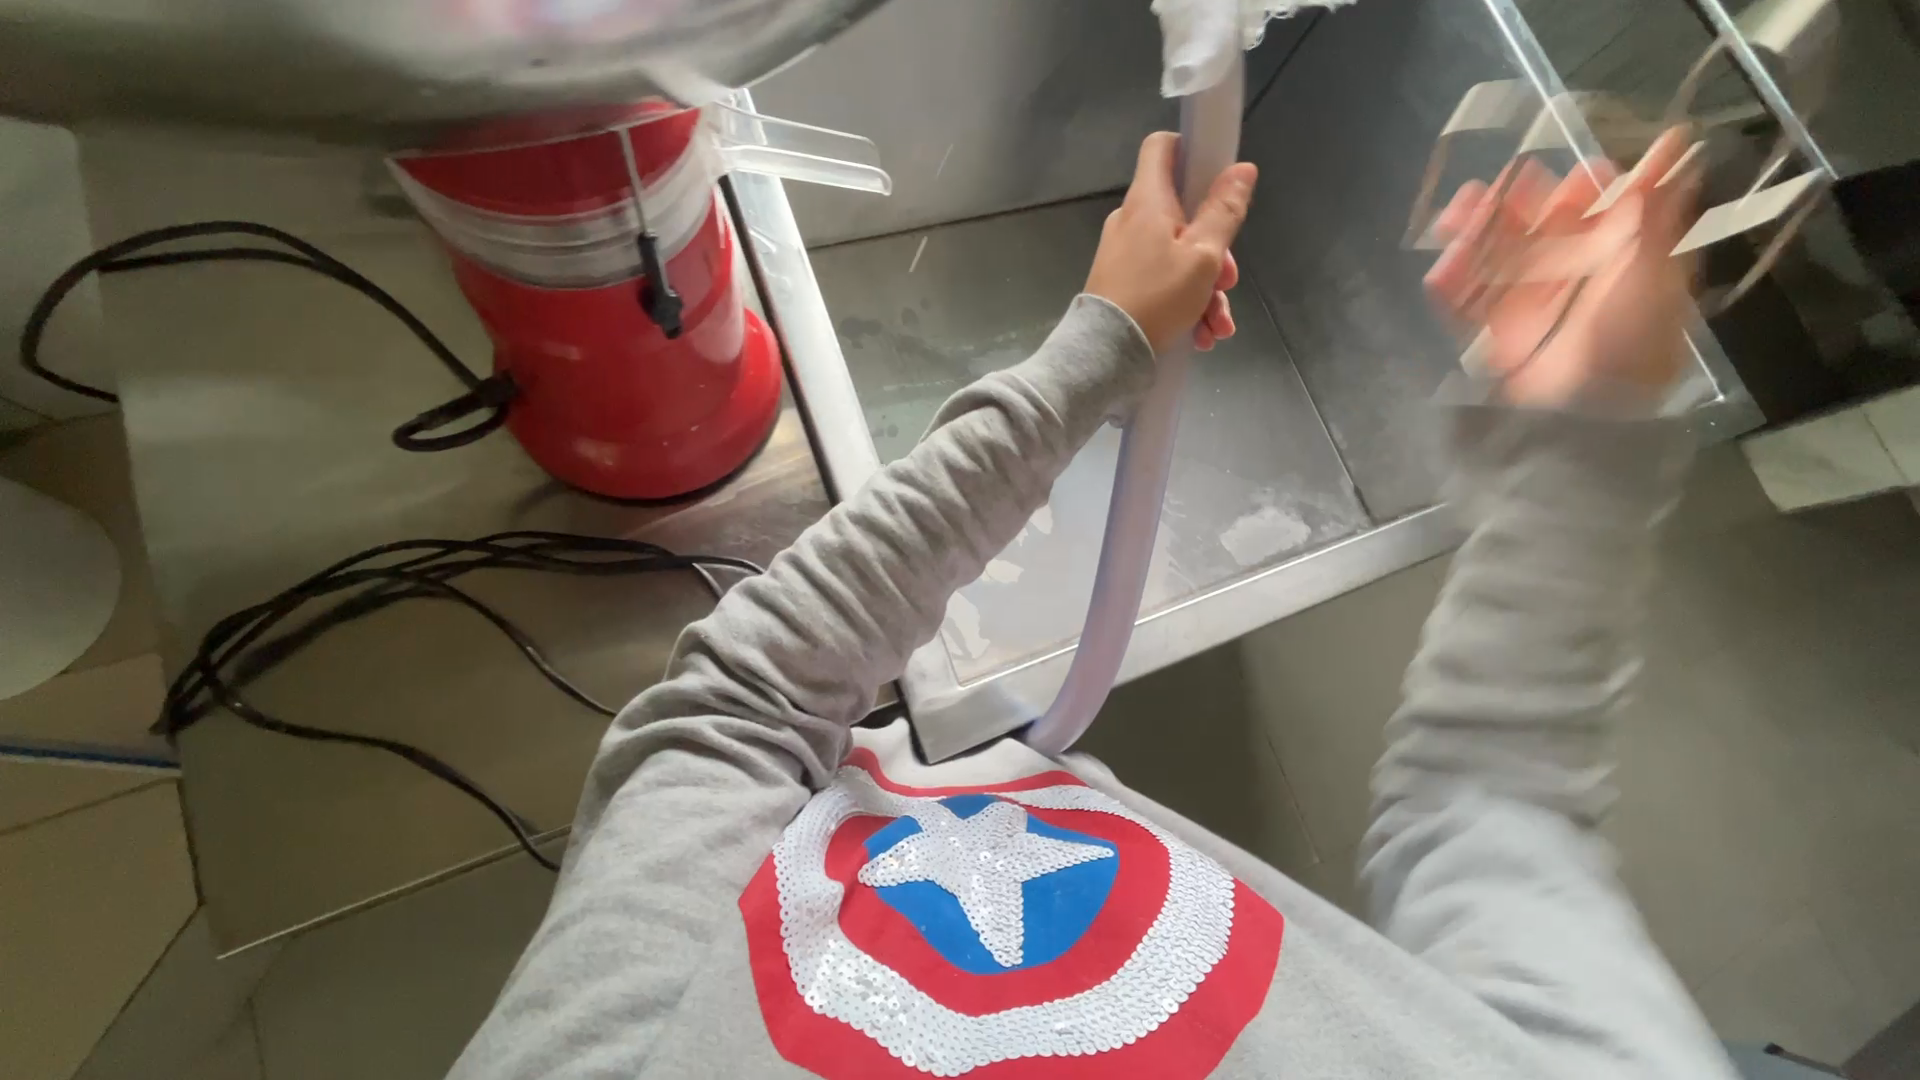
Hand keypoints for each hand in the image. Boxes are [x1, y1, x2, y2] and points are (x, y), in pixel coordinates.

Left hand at [1085, 132, 1258, 352]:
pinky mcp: (1120, 285)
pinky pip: (1161, 284)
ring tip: (1218, 327)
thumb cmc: (1158, 298)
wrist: (1105, 354)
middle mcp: (1131, 221)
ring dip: (1206, 291)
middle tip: (1228, 283)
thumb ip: (1224, 210)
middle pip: (1183, 215)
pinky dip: (1185, 306)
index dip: (1191, 150)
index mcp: (1148, 201)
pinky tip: (1202, 336)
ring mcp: (1123, 255)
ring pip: (1177, 258)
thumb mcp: (1204, 255)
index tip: (1215, 174)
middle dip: (1215, 251)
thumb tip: (1242, 168)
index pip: (1162, 147)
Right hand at [1424, 126, 1703, 406]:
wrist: (1587, 409)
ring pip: (1495, 264)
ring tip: (1453, 213)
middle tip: (1502, 182)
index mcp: (1617, 262)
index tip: (1577, 173)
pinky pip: (1466, 306)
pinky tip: (1440, 267)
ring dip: (1473, 238)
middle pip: (1538, 235)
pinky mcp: (1493, 336)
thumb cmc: (1627, 338)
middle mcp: (1571, 281)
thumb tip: (1674, 140)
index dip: (1585, 192)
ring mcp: (1528, 309)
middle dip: (1517, 207)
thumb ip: (1652, 206)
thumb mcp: (1649, 266)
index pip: (1597, 216)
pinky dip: (1451, 287)